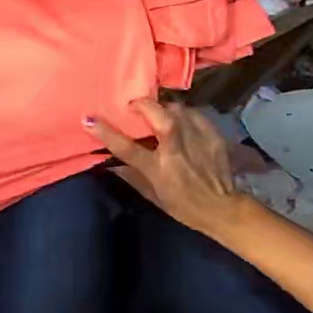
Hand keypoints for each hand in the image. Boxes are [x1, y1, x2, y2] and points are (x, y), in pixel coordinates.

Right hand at [86, 99, 252, 237]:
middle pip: (156, 114)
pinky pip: (193, 113)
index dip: (105, 132)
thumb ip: (131, 176)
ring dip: (163, 108)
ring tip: (159, 113)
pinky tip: (180, 120)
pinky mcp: (212, 134)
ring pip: (176, 109)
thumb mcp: (152, 195)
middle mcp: (176, 148)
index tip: (90, 119)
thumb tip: (110, 163)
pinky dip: (183, 113)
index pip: (126, 146)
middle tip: (134, 106)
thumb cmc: (183, 205)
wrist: (222, 208)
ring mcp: (196, 138)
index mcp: (157, 167)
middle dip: (142, 104)